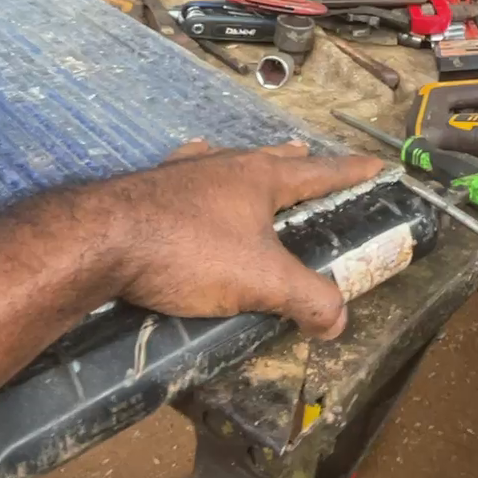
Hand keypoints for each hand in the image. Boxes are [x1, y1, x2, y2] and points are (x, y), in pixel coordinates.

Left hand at [82, 141, 382, 339]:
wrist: (102, 239)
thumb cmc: (190, 252)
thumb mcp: (261, 281)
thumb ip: (307, 298)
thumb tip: (340, 319)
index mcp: (262, 179)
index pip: (320, 172)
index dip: (350, 171)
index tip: (375, 164)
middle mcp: (228, 165)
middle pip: (275, 158)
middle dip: (300, 162)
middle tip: (312, 160)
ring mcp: (187, 170)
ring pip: (232, 158)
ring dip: (253, 161)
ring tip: (262, 160)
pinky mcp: (152, 183)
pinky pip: (188, 168)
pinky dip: (202, 167)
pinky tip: (193, 165)